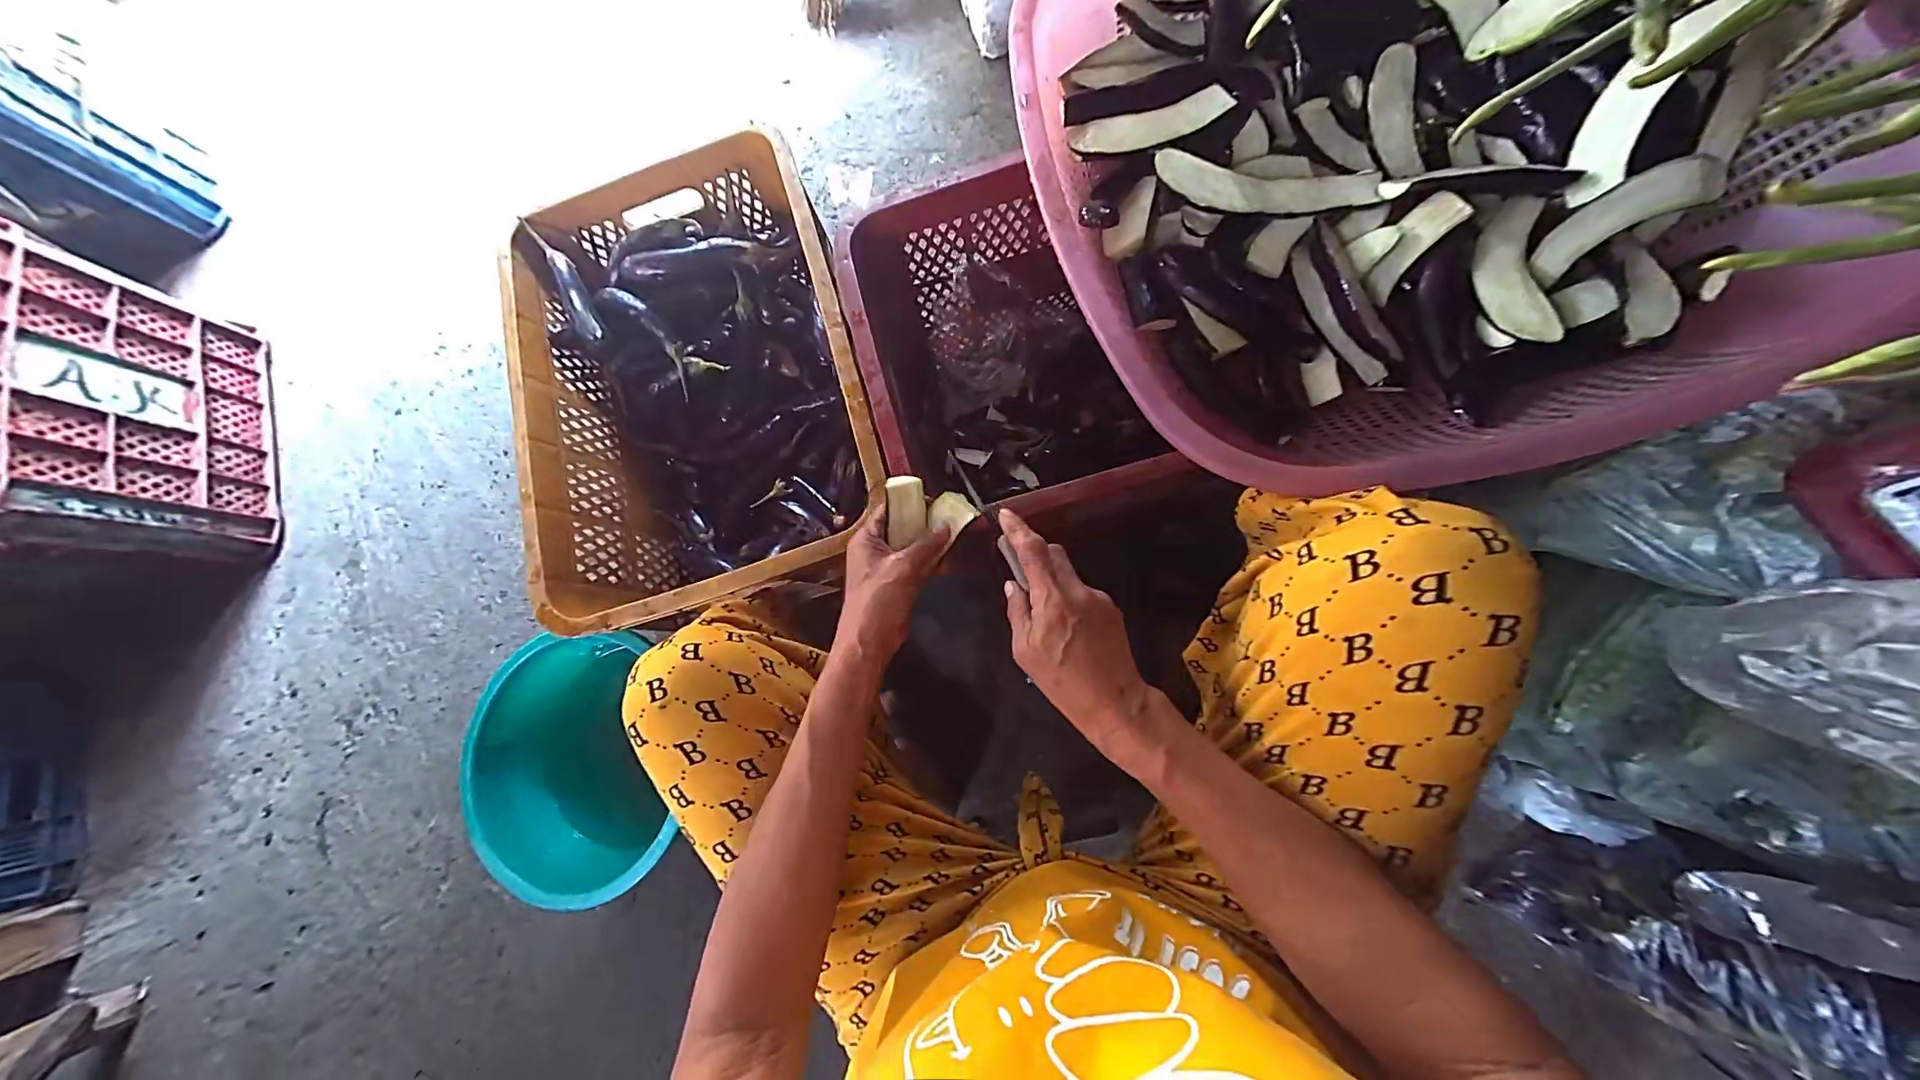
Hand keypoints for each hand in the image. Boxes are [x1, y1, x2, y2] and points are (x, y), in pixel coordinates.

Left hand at [835, 504, 948, 667]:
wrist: (869, 641)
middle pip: (902, 528)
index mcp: (865, 540)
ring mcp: (887, 568)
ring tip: (952, 531)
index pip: (887, 510)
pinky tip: (949, 554)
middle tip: (947, 515)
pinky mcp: (899, 584)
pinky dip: (932, 560)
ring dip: (931, 542)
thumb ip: (925, 545)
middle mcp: (874, 551)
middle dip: (924, 523)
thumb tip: (944, 527)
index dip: (908, 502)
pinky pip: (918, 565)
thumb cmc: (874, 604)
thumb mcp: (903, 567)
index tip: (930, 500)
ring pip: (912, 547)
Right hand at [1000, 510, 1157, 751]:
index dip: (1017, 529)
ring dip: (1051, 580)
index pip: (1032, 551)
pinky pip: (1082, 592)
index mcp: (1053, 601)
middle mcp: (1078, 592)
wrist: (1115, 702)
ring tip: (1045, 615)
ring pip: (1068, 574)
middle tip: (1019, 566)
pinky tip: (1067, 628)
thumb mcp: (1025, 652)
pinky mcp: (1111, 608)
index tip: (1005, 515)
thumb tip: (1014, 585)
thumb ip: (1018, 612)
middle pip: (1053, 553)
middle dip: (1034, 552)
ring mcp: (1098, 598)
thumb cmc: (1062, 683)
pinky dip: (1068, 598)